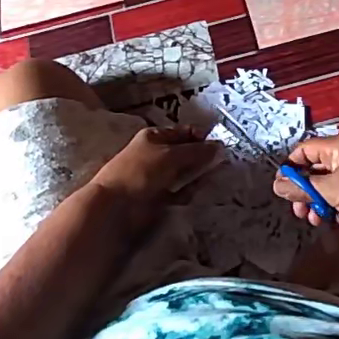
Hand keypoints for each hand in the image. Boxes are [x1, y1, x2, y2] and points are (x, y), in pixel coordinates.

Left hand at [88, 126, 223, 217]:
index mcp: (154, 137)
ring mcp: (156, 176)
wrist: (115, 206)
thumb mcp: (170, 156)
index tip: (221, 146)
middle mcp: (155, 154)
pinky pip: (179, 192)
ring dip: (197, 178)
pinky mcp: (158, 197)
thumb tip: (219, 146)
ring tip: (214, 181)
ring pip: (184, 174)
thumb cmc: (141, 171)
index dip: (201, 137)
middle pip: (185, 154)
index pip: (183, 132)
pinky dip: (188, 193)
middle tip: (223, 165)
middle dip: (202, 159)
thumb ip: (196, 151)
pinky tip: (198, 195)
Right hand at [274, 134, 338, 237]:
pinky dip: (335, 207)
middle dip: (305, 191)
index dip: (291, 168)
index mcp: (338, 146)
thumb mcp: (330, 189)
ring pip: (328, 186)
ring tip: (317, 220)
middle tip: (299, 211)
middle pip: (315, 170)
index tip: (283, 188)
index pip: (304, 150)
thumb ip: (302, 187)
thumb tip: (277, 185)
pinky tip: (336, 221)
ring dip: (319, 203)